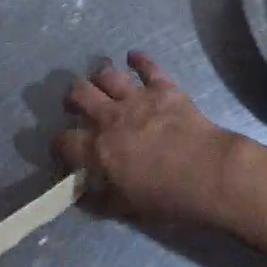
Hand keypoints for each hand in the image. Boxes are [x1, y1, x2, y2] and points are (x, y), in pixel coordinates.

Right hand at [51, 51, 243, 224]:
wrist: (207, 173)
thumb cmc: (167, 198)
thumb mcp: (127, 209)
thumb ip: (101, 198)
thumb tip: (84, 193)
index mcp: (99, 150)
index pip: (64, 141)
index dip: (58, 145)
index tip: (62, 148)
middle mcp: (111, 117)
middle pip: (79, 93)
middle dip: (72, 97)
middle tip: (76, 104)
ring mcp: (137, 97)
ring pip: (107, 74)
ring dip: (100, 76)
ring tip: (101, 82)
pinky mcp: (162, 86)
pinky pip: (146, 65)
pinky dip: (138, 59)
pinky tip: (133, 57)